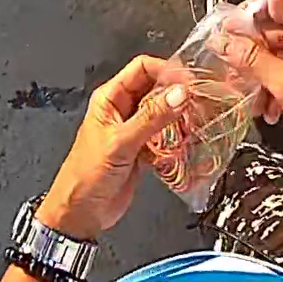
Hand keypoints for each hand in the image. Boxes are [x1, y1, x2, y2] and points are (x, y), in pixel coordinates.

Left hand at [37, 55, 189, 240]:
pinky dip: (179, 141)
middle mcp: (122, 110)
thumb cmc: (85, 176)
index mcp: (109, 99)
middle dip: (179, 95)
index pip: (141, 69)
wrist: (81, 212)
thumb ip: (151, 118)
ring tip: (197, 126)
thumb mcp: (120, 143)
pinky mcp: (143, 150)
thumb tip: (178, 94)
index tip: (191, 82)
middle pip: (157, 90)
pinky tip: (189, 147)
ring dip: (182, 120)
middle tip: (201, 105)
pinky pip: (167, 138)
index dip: (167, 71)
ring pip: (164, 114)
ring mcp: (133, 130)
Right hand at [210, 0, 282, 173]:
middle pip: (266, 31)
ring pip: (270, 54)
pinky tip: (266, 107)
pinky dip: (270, 87)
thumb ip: (249, 59)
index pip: (270, 4)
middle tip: (232, 72)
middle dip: (247, 55)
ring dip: (256, 76)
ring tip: (251, 98)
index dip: (244, 18)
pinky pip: (280, 70)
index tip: (224, 35)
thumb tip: (220, 41)